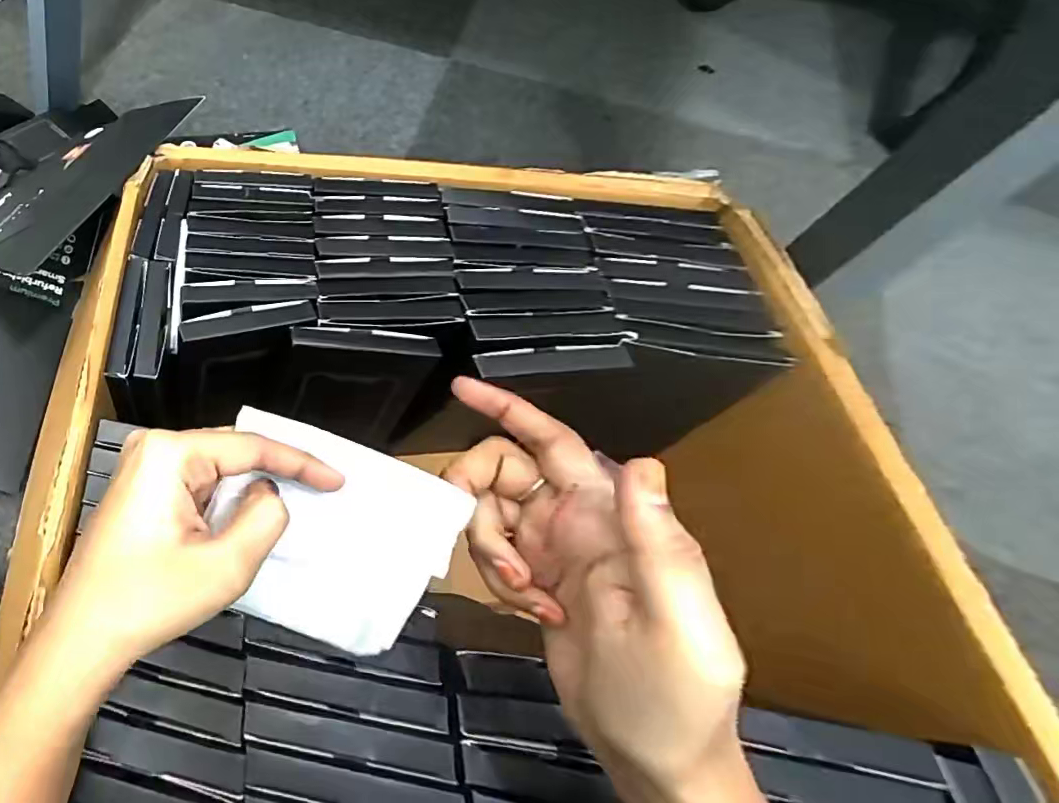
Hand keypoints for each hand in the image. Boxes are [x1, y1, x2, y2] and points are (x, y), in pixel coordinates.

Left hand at [45, 428, 343, 671]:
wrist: (85, 629)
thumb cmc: (144, 599)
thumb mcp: (224, 566)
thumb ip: (263, 519)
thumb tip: (271, 494)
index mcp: (169, 453)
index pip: (248, 446)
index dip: (298, 461)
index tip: (335, 479)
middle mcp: (152, 447)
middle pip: (230, 450)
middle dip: (274, 470)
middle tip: (321, 487)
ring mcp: (142, 465)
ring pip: (213, 467)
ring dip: (246, 488)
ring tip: (291, 504)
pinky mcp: (140, 486)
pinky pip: (194, 481)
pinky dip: (223, 499)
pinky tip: (245, 516)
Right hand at [445, 378, 759, 802]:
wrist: (651, 752)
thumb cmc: (676, 693)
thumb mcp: (678, 625)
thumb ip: (659, 545)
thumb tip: (639, 465)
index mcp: (611, 518)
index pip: (555, 442)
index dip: (510, 409)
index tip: (464, 388)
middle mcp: (576, 520)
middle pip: (500, 469)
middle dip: (473, 490)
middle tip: (471, 529)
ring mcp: (550, 547)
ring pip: (486, 508)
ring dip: (485, 544)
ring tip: (521, 592)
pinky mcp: (532, 574)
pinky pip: (489, 548)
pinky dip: (492, 572)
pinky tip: (529, 608)